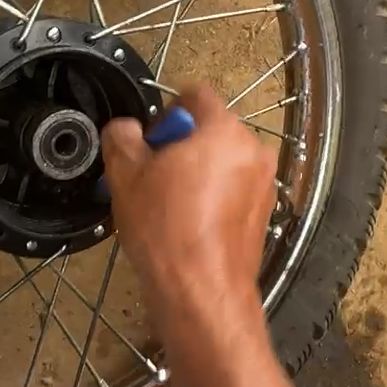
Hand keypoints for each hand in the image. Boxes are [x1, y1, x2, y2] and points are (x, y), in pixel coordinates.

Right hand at [101, 85, 274, 342]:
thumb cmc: (165, 228)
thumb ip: (122, 138)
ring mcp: (264, 184)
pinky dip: (213, 198)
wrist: (202, 291)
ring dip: (196, 173)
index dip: (166, 113)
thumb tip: (126, 129)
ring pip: (222, 162)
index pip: (196, 95)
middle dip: (180, 147)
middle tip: (153, 178)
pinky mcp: (264, 214)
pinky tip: (188, 225)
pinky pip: (233, 190)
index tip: (150, 143)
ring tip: (168, 206)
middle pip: (211, 130)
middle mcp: (253, 151)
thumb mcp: (126, 176)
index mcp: (224, 131)